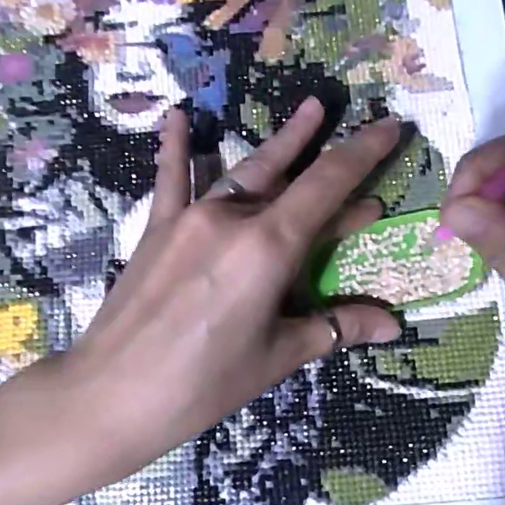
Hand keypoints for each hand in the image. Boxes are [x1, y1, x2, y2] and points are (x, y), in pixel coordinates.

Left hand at [51, 99, 402, 484]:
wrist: (111, 394)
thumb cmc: (203, 384)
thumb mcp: (278, 357)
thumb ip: (336, 328)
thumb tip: (392, 326)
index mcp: (268, 247)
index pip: (329, 185)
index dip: (364, 154)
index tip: (391, 126)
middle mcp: (232, 218)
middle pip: (292, 174)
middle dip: (333, 150)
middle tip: (365, 125)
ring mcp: (190, 218)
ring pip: (245, 170)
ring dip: (282, 142)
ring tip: (312, 109)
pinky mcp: (157, 228)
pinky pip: (172, 180)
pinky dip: (177, 149)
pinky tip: (177, 117)